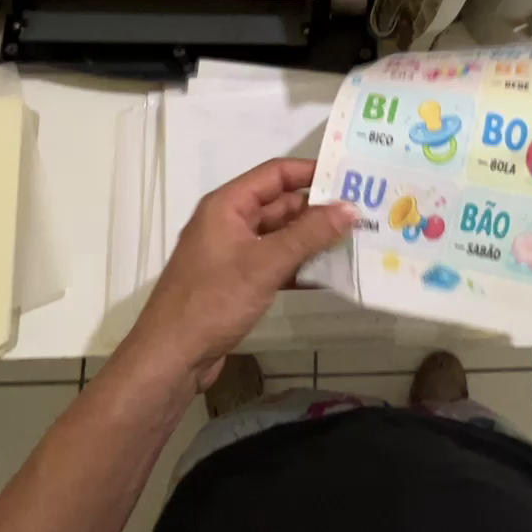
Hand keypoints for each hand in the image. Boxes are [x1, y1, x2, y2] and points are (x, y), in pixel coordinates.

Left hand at [124, 158, 353, 392]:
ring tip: (354, 241)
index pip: (276, 174)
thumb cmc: (213, 301)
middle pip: (280, 204)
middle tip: (361, 214)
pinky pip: (275, 262)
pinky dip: (298, 265)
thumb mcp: (265, 264)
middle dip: (318, 209)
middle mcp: (229, 222)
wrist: (171, 358)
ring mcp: (232, 253)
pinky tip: (329, 275)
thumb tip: (350, 208)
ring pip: (280, 235)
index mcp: (227, 205)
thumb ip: (309, 234)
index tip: (350, 177)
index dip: (312, 172)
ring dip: (311, 239)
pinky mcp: (237, 281)